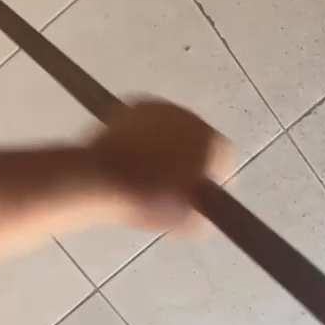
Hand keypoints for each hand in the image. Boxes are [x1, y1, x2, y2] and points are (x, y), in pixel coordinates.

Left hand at [90, 99, 230, 231]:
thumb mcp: (180, 220)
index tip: (196, 189)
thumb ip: (198, 212)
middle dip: (188, 155)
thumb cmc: (145, 200)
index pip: (223, 157)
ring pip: (173, 127)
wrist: (100, 177)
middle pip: (198, 138)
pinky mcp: (137, 105)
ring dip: (167, 143)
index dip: (211, 175)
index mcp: (213, 143)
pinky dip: (145, 133)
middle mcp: (193, 118)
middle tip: (170, 177)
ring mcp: (164, 108)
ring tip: (148, 165)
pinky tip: (134, 151)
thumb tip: (197, 212)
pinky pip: (149, 121)